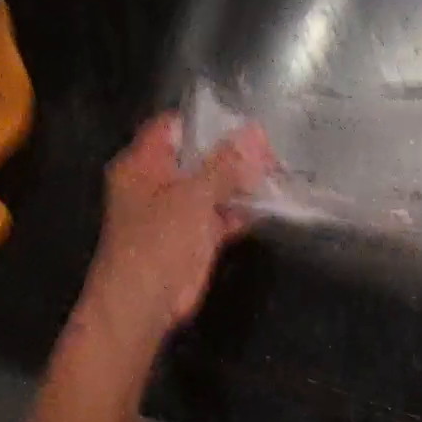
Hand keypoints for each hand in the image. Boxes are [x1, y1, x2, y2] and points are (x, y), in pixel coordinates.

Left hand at [79, 112, 274, 347]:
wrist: (144, 303)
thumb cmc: (158, 242)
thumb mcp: (193, 195)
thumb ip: (226, 164)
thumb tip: (256, 132)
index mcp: (142, 165)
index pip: (173, 127)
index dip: (207, 120)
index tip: (245, 117)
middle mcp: (157, 183)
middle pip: (198, 157)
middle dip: (233, 153)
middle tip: (272, 146)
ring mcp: (176, 211)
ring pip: (213, 187)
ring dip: (242, 183)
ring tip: (279, 170)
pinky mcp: (194, 236)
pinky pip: (221, 215)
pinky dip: (242, 211)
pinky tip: (272, 203)